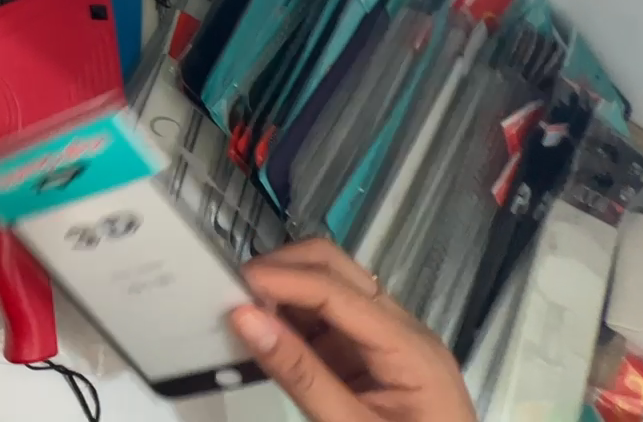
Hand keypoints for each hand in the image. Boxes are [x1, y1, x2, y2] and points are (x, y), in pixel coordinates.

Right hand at [229, 238, 474, 421]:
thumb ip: (300, 376)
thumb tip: (242, 315)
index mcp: (411, 350)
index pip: (335, 289)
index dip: (280, 279)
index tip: (231, 288)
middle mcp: (402, 330)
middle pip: (333, 266)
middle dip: (280, 269)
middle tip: (238, 294)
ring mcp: (386, 339)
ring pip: (324, 280)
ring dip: (282, 288)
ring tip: (249, 317)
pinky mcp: (368, 353)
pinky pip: (322, 312)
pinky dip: (288, 313)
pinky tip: (270, 336)